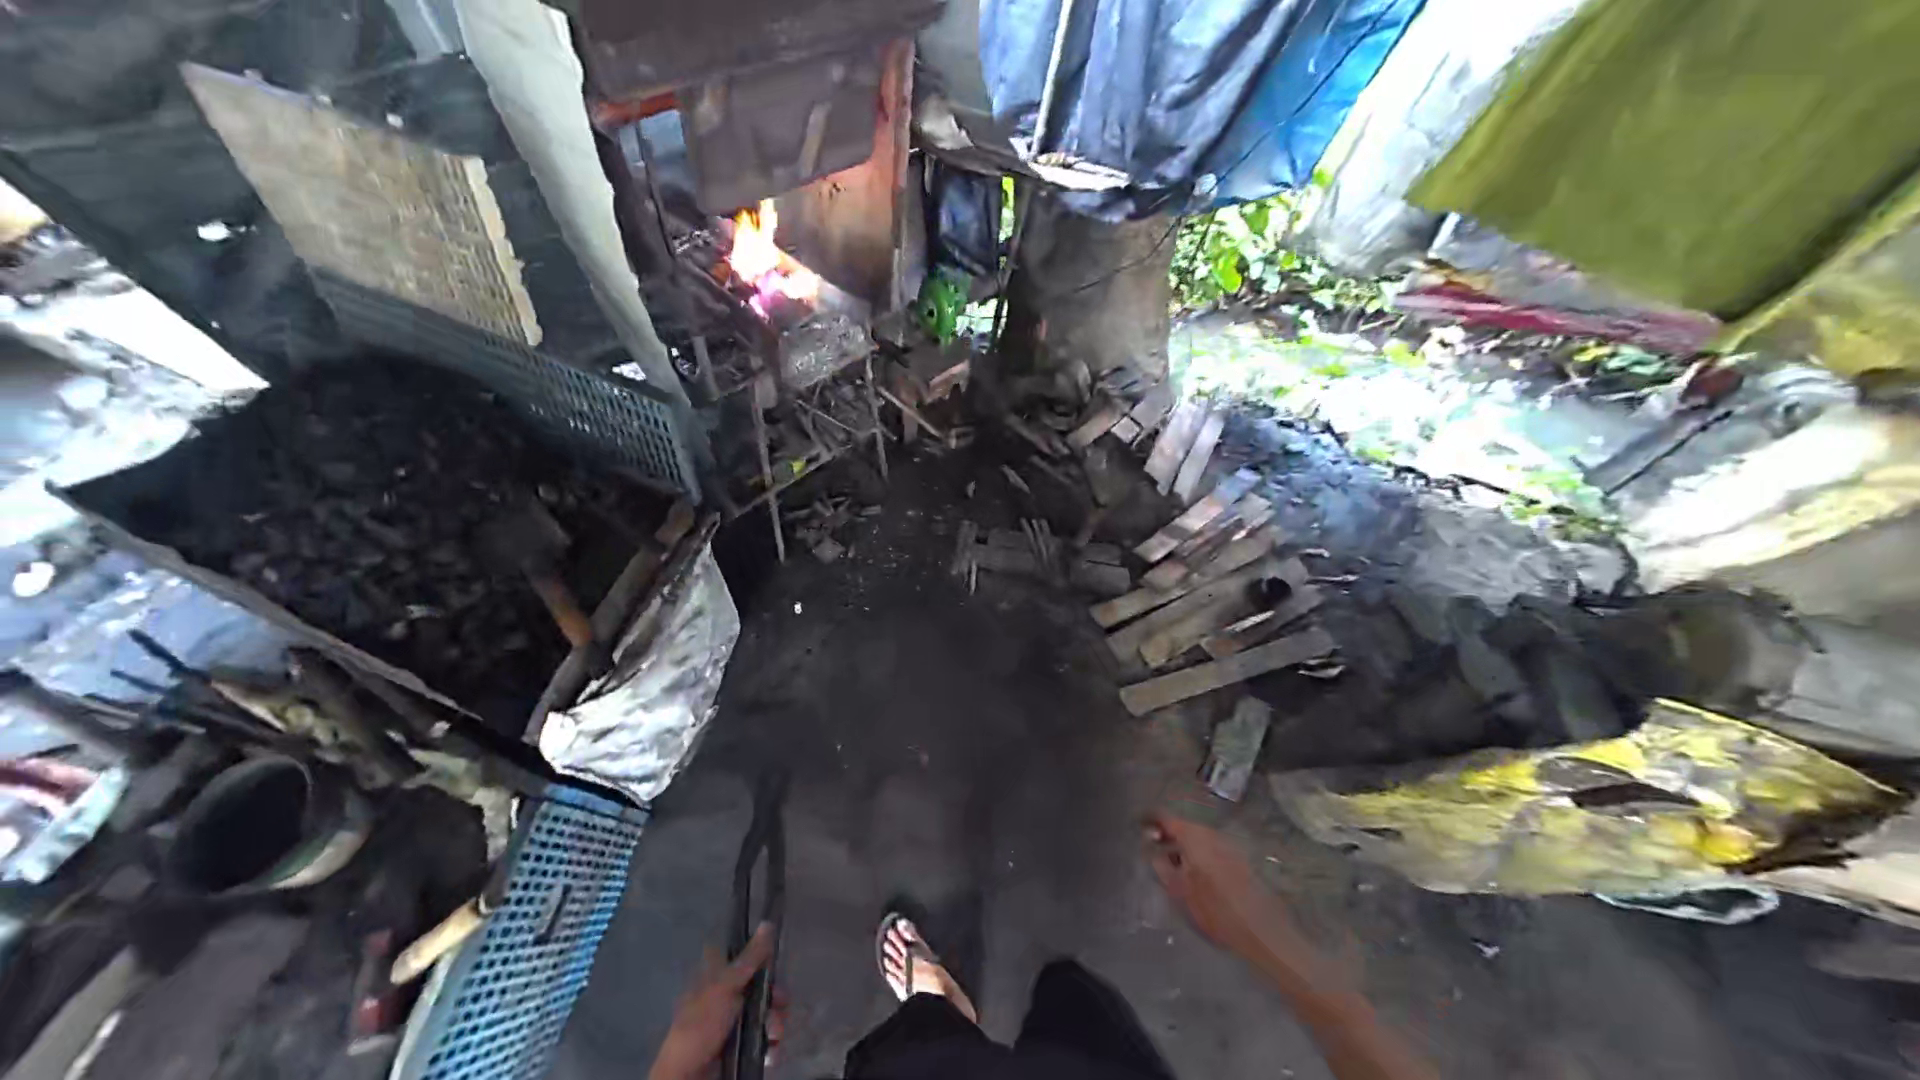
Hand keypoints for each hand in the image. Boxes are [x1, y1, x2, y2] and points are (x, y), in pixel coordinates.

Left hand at [648, 923, 779, 1079]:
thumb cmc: (701, 1026)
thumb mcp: (725, 987)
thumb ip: (749, 958)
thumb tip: (768, 922)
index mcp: (716, 978)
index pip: (738, 956)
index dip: (757, 954)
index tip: (771, 960)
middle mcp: (726, 997)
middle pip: (759, 985)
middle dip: (775, 995)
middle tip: (781, 1004)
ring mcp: (733, 1024)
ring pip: (766, 1012)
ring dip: (776, 1021)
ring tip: (775, 1035)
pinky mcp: (740, 1048)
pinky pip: (765, 1038)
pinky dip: (772, 1044)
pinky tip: (773, 1050)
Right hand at [1143, 812, 1310, 967]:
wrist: (1263, 932)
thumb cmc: (1215, 910)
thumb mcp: (1178, 890)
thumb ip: (1160, 864)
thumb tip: (1150, 846)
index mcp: (1194, 836)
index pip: (1166, 818)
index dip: (1150, 820)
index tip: (1138, 827)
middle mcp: (1212, 834)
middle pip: (1184, 827)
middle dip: (1168, 836)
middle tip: (1153, 850)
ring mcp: (1229, 846)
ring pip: (1198, 839)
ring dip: (1184, 847)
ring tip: (1173, 866)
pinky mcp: (1240, 860)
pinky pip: (1211, 850)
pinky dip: (1199, 856)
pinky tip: (1196, 876)